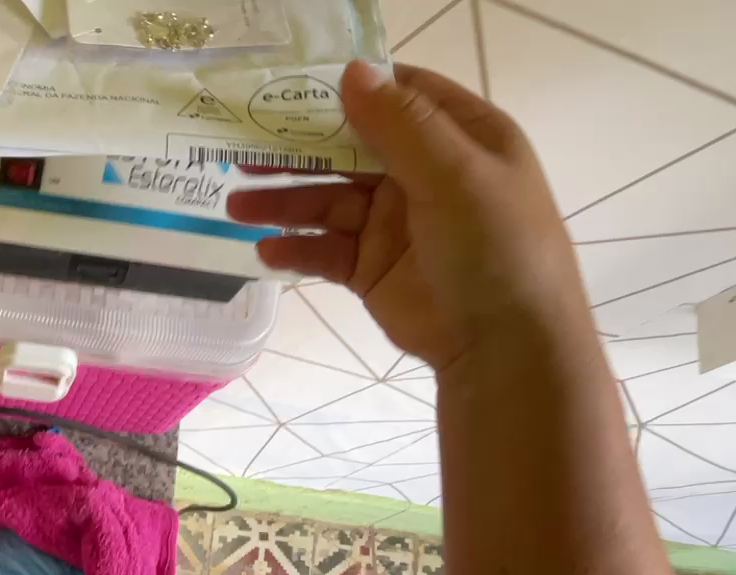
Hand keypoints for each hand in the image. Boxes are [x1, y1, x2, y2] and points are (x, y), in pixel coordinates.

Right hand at [228, 63, 598, 374]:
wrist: (499, 341)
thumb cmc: (493, 246)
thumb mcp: (453, 175)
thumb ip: (399, 127)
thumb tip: (350, 73)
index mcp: (456, 137)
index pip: (396, 98)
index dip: (346, 91)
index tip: (290, 91)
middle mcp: (420, 176)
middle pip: (347, 153)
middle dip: (297, 152)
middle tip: (243, 152)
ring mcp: (390, 225)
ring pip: (326, 204)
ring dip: (283, 204)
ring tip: (236, 206)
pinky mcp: (367, 269)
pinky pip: (323, 252)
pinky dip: (294, 250)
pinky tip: (265, 250)